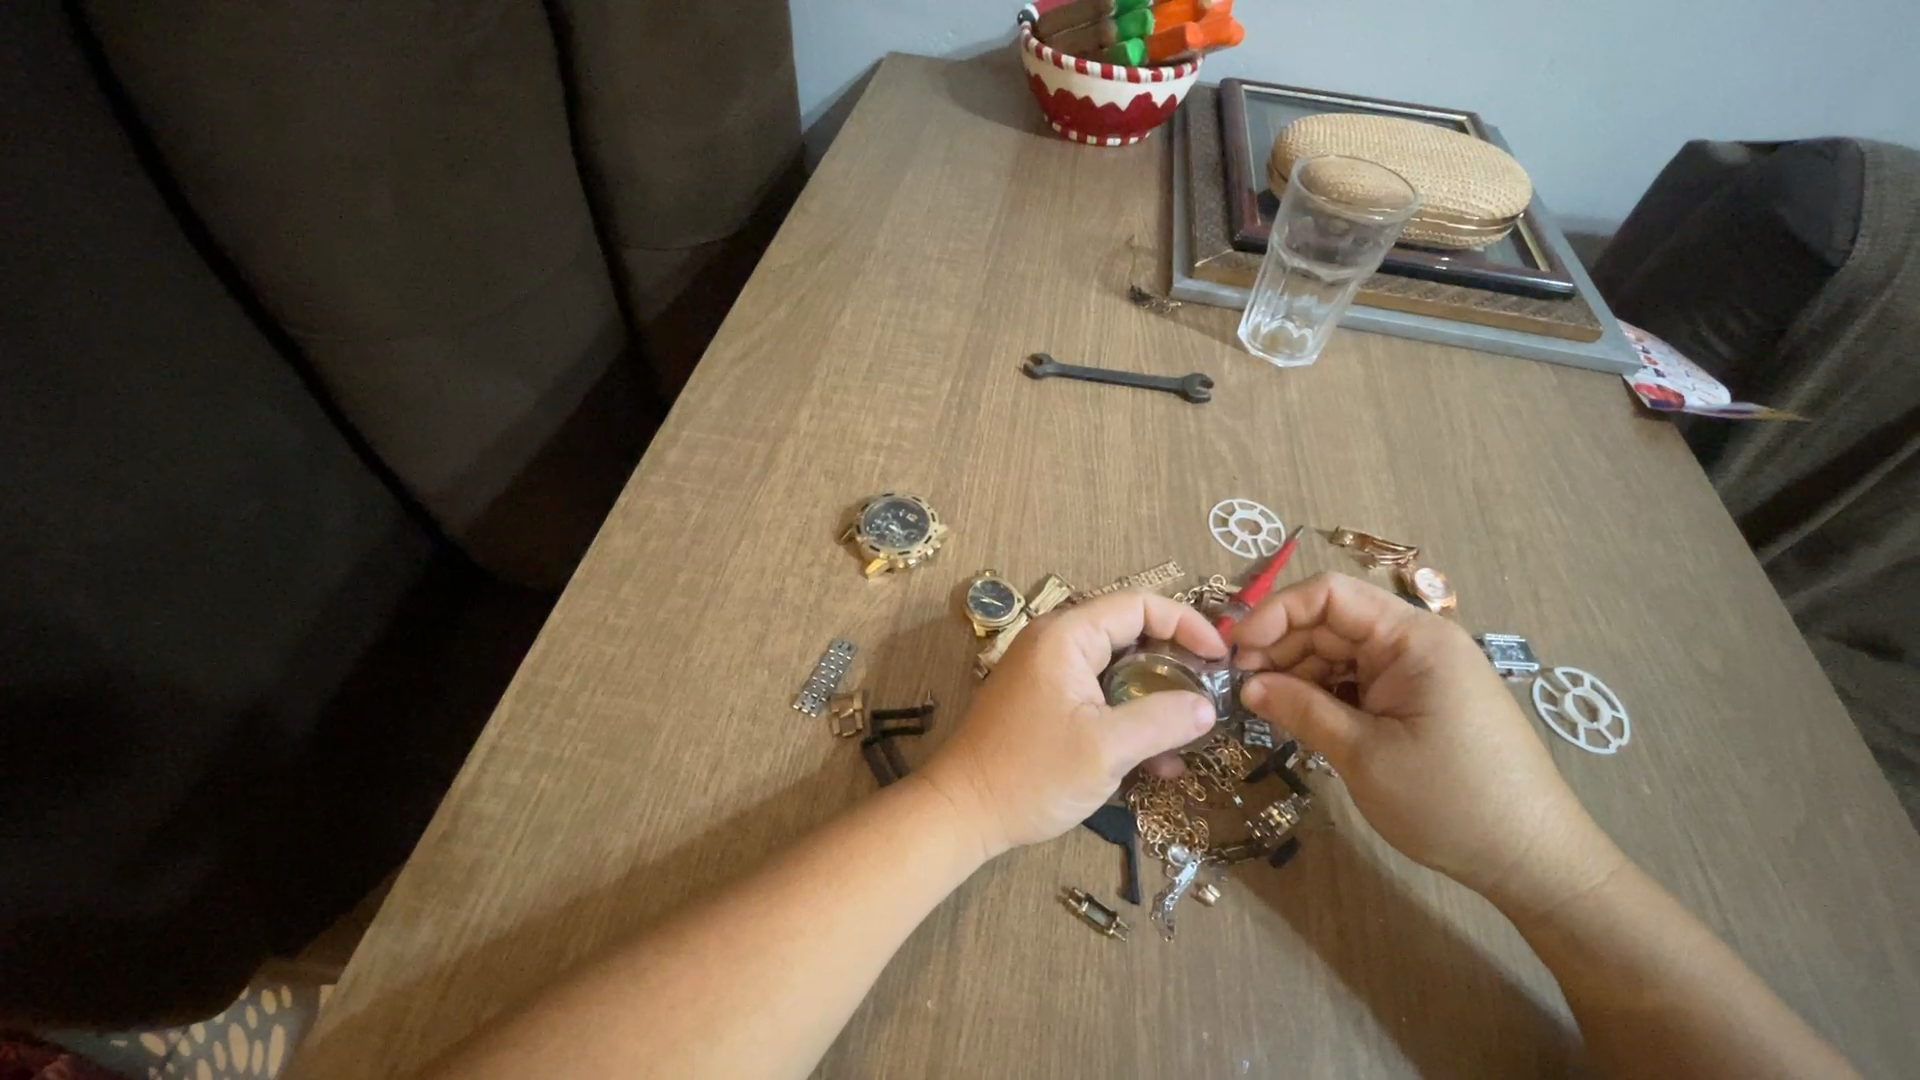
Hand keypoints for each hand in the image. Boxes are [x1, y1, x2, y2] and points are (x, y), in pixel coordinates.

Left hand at [919, 591, 1225, 860]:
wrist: (963, 812)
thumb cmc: (1030, 773)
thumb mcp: (1106, 748)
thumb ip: (1161, 721)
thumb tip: (1207, 707)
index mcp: (1066, 636)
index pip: (1138, 604)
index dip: (1185, 624)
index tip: (1220, 658)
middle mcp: (1057, 644)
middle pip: (1130, 635)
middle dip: (1174, 665)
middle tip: (1209, 696)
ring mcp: (1050, 675)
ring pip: (1119, 672)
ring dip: (1155, 700)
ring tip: (1190, 735)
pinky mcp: (1048, 705)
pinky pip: (1100, 698)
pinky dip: (1129, 720)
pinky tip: (1158, 761)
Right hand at [1232, 573, 1624, 916]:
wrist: (1534, 861)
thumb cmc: (1451, 802)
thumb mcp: (1363, 754)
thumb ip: (1300, 709)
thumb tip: (1246, 684)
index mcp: (1414, 639)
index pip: (1330, 595)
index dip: (1275, 613)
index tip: (1234, 650)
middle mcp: (1416, 643)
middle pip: (1330, 622)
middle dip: (1279, 646)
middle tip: (1236, 684)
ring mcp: (1418, 672)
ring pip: (1339, 653)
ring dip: (1295, 672)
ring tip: (1259, 704)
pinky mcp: (1416, 700)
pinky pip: (1356, 680)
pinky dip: (1321, 693)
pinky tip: (1295, 715)